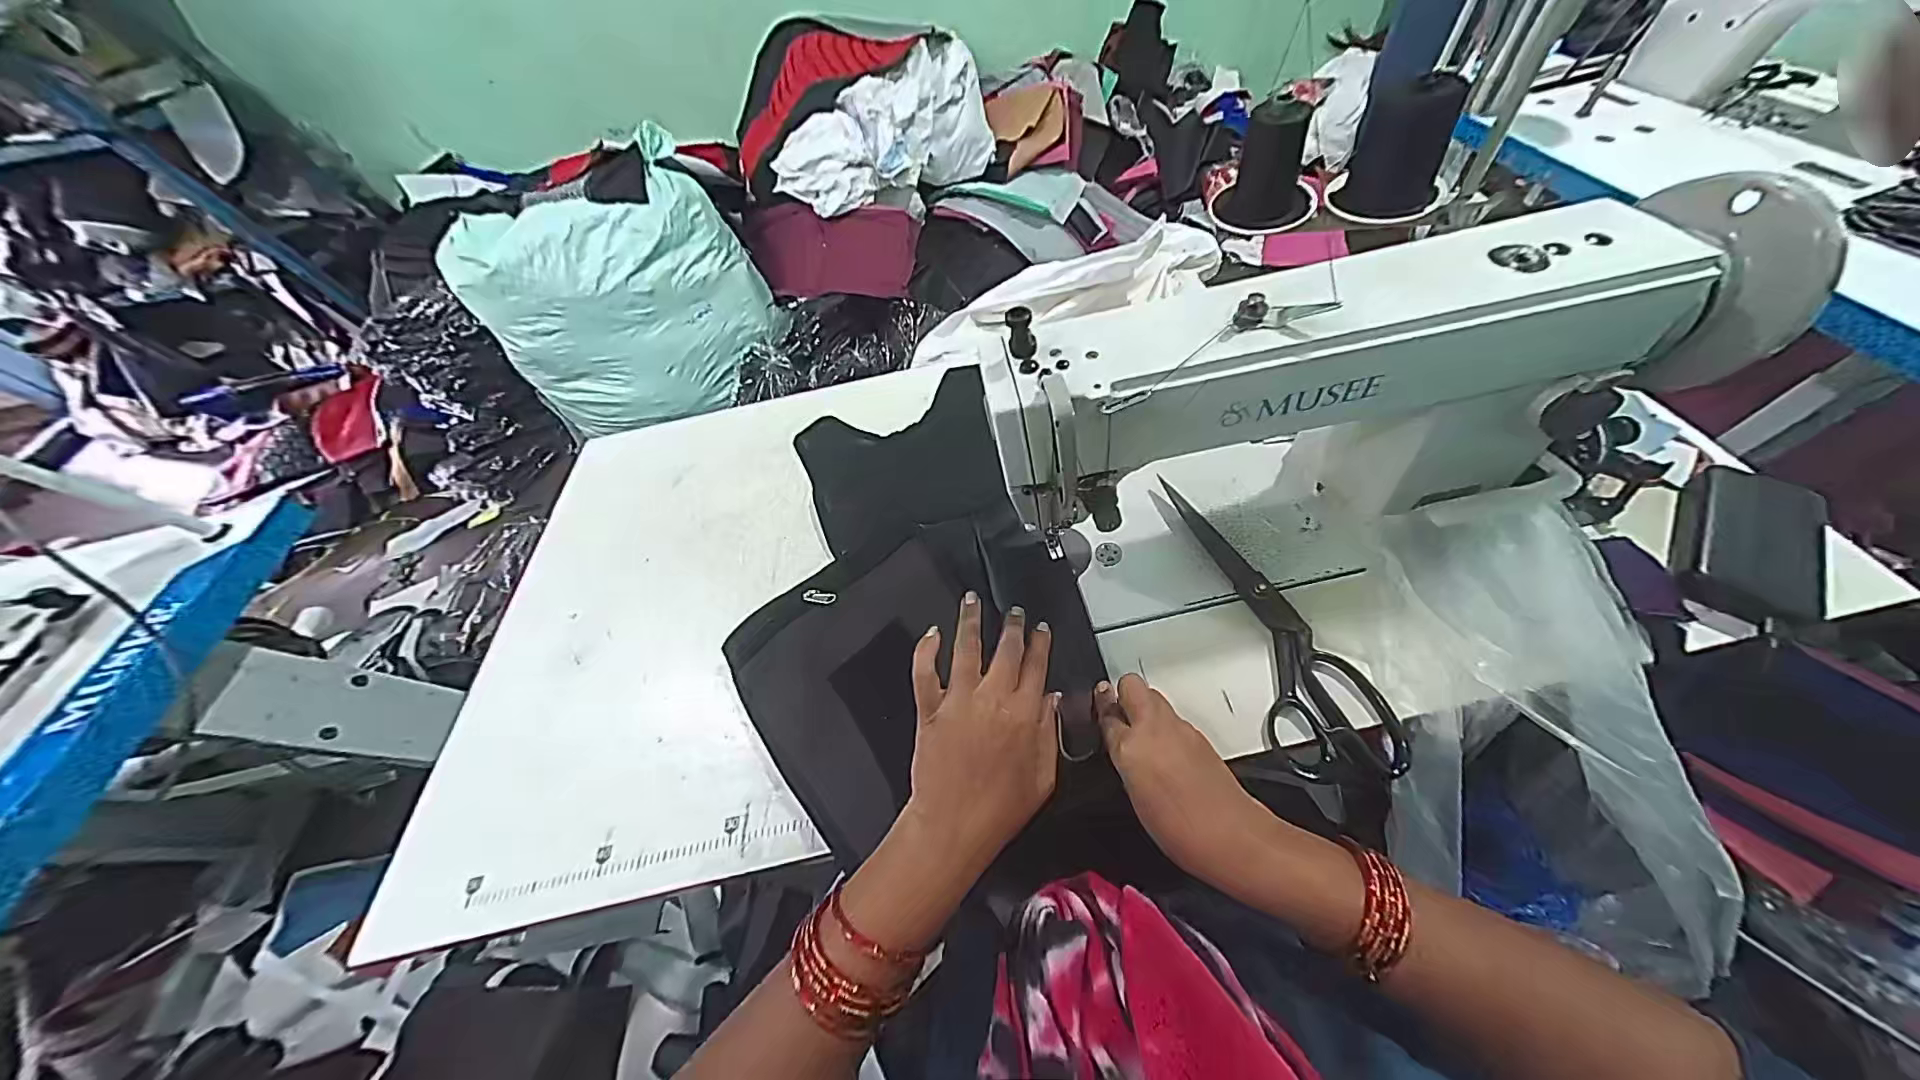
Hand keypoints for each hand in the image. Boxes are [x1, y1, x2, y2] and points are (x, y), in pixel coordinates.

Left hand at [905, 592, 1057, 871]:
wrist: (954, 825)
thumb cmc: (999, 808)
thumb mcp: (1044, 776)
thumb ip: (1050, 732)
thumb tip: (1052, 701)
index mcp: (1024, 714)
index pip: (1036, 666)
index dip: (1040, 643)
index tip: (1040, 630)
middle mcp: (993, 700)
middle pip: (1006, 650)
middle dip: (1012, 626)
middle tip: (1014, 612)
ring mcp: (960, 701)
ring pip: (966, 649)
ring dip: (971, 621)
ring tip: (972, 601)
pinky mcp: (931, 710)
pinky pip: (925, 672)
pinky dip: (927, 650)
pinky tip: (932, 633)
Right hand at [1097, 675, 1276, 889]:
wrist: (1231, 836)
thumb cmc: (1183, 828)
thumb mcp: (1134, 797)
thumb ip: (1123, 760)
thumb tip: (1118, 746)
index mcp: (1130, 746)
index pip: (1106, 712)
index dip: (1102, 712)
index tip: (1099, 712)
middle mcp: (1156, 729)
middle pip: (1132, 685)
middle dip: (1123, 693)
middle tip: (1118, 712)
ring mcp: (1181, 729)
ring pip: (1155, 698)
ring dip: (1145, 708)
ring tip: (1141, 734)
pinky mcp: (1200, 737)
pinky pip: (1174, 720)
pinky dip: (1166, 728)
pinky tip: (1165, 753)